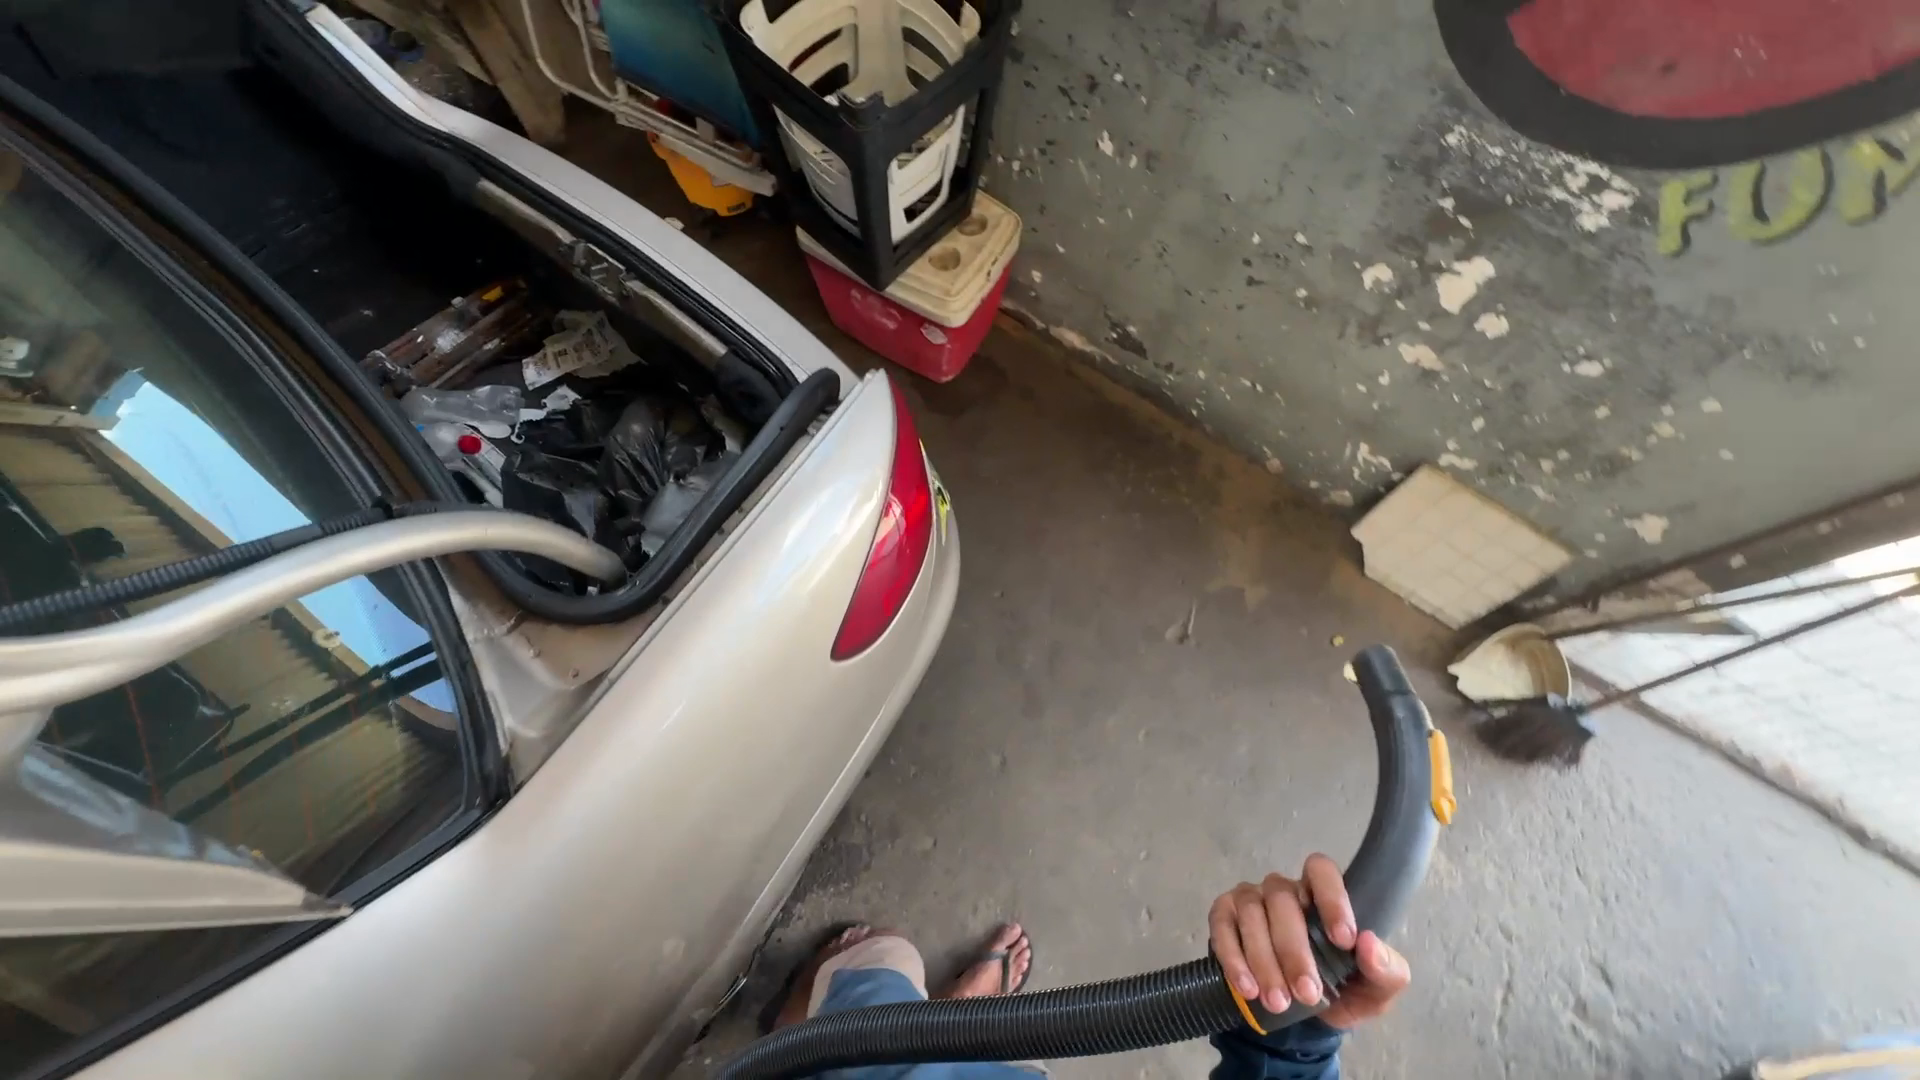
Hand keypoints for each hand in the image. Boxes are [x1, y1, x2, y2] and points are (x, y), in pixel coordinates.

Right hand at [1207, 854, 1410, 1029]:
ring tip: (1278, 1002)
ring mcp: (1249, 898)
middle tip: (1307, 994)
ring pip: (1252, 914)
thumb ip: (1386, 971)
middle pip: (1282, 899)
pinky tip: (1247, 988)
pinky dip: (1233, 958)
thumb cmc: (1340, 987)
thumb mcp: (1374, 990)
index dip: (1331, 898)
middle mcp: (1281, 889)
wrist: (1300, 1013)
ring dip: (1264, 960)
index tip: (1343, 940)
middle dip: (1294, 950)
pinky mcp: (1223, 915)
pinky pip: (1222, 927)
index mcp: (1320, 894)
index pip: (1321, 870)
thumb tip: (1370, 945)